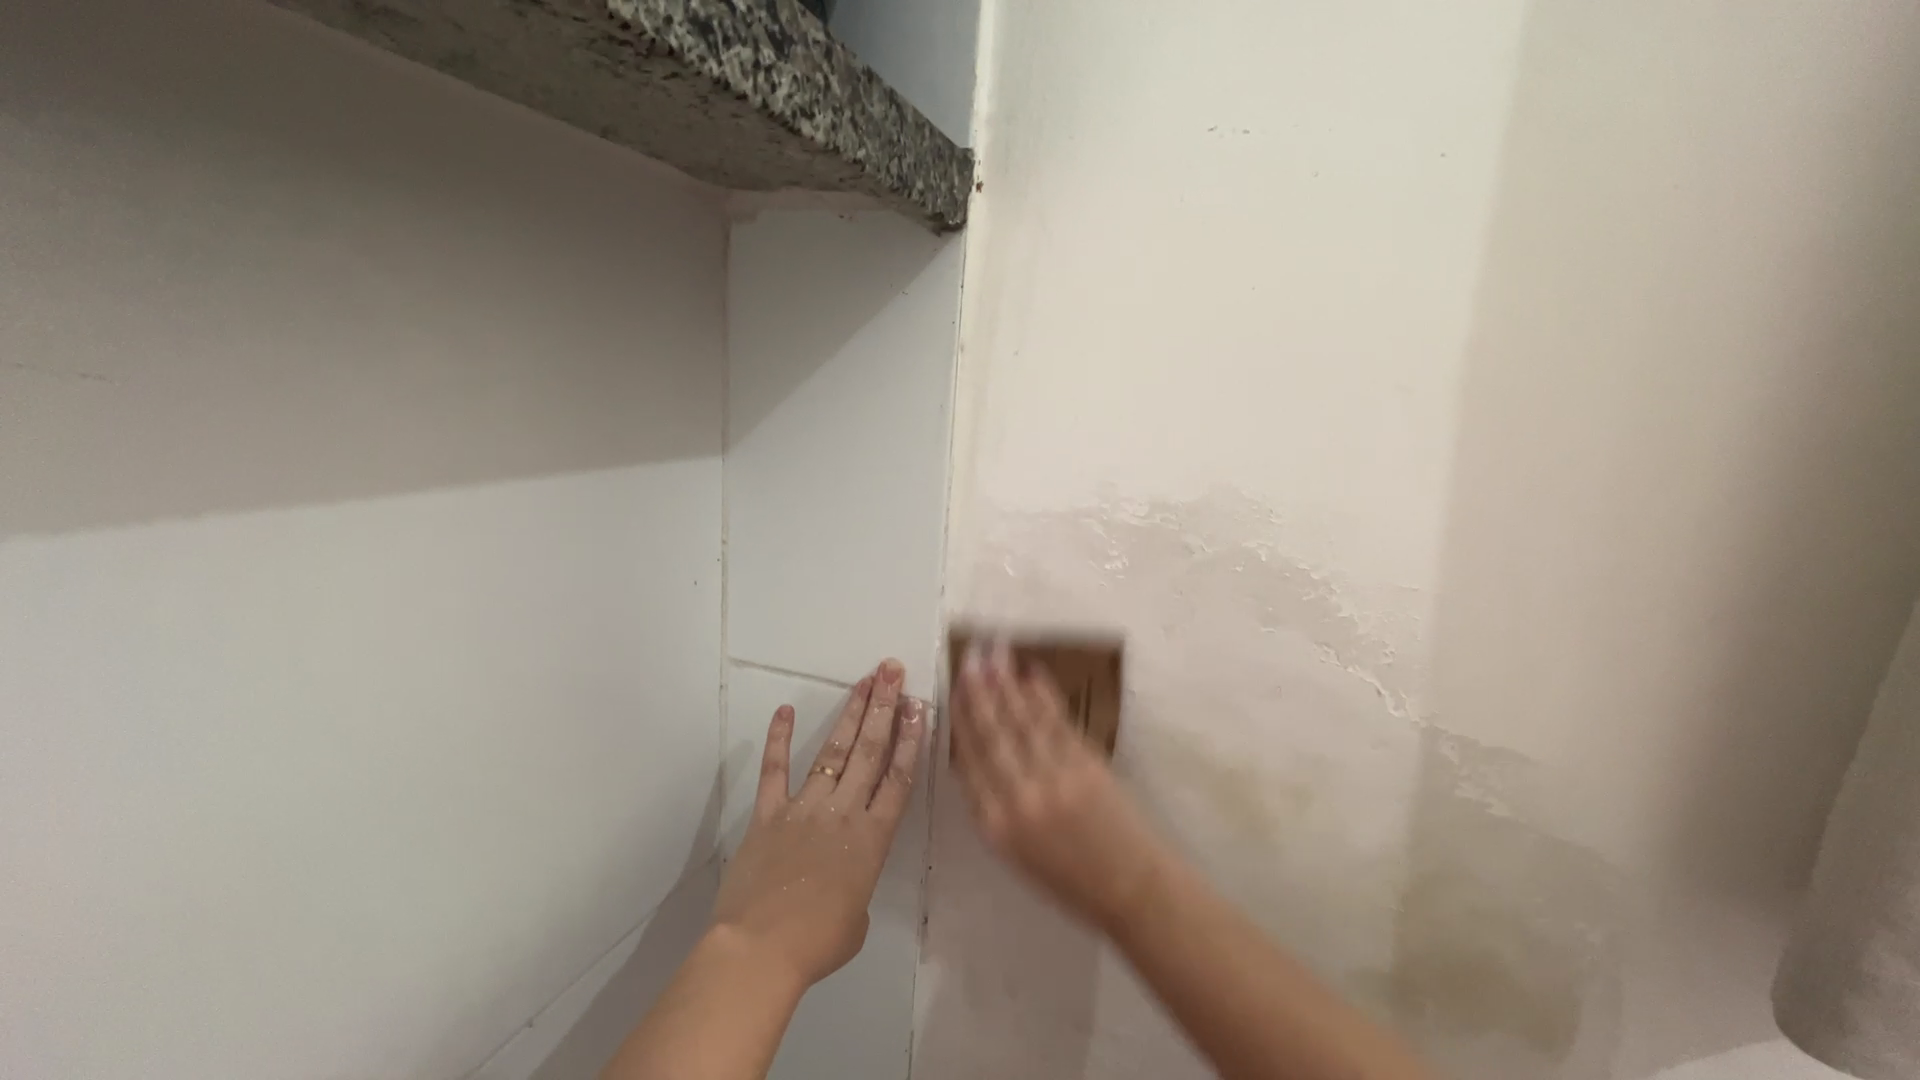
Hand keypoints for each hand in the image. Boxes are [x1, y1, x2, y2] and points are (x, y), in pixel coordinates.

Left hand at [710, 659, 927, 990]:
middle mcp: (844, 812)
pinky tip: (784, 709)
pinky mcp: (768, 813)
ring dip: (851, 714)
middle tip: (892, 671)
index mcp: (873, 839)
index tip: (919, 707)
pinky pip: (775, 770)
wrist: (761, 948)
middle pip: (870, 751)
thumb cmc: (817, 942)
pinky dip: (779, 738)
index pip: (898, 778)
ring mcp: (805, 808)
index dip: (911, 740)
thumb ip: (857, 890)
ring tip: (865, 681)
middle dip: (885, 707)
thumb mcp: (856, 920)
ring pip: (833, 750)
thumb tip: (842, 885)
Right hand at [951, 642, 1171, 934]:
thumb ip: (992, 806)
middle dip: (978, 691)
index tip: (954, 689)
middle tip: (969, 655)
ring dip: (1006, 684)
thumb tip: (974, 758)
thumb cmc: (1069, 879)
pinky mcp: (1085, 766)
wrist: (1131, 889)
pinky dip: (1042, 696)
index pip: (968, 761)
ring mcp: (1054, 779)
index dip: (960, 720)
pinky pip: (1056, 723)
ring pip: (1021, 722)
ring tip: (993, 653)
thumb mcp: (1015, 853)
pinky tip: (1030, 674)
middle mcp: (1018, 799)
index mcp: (995, 826)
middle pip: (991, 734)